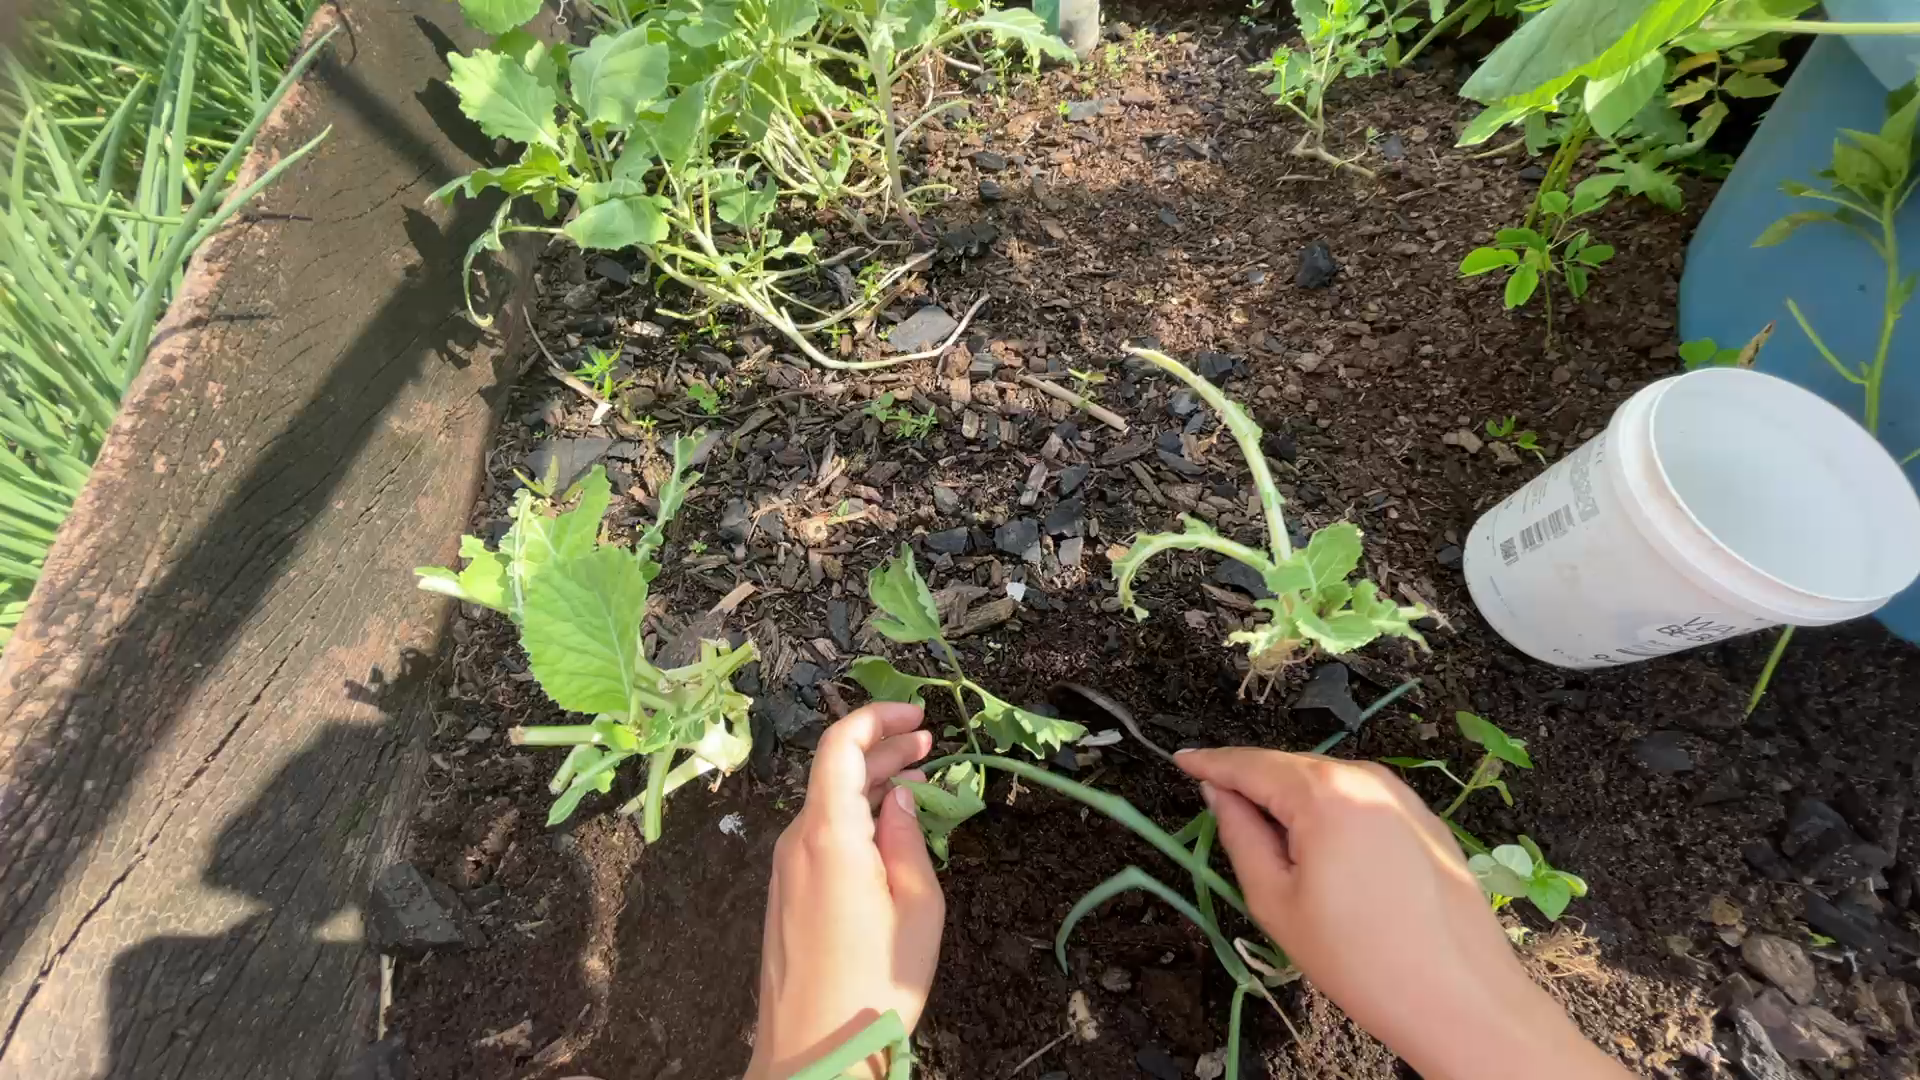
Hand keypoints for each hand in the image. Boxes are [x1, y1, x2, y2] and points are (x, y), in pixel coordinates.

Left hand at [746, 703, 943, 1079]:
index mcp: (828, 832)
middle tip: (928, 742)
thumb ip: (908, 837)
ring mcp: (787, 866)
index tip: (917, 715)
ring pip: (830, 801)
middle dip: (884, 748)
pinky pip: (823, 833)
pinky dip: (857, 815)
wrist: (813, 1059)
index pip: (840, 745)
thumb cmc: (875, 983)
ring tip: (917, 779)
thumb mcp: (916, 904)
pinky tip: (889, 827)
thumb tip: (900, 796)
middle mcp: (798, 838)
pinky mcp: (788, 891)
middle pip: (836, 769)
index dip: (878, 717)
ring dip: (873, 783)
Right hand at [1175, 749, 1629, 1079]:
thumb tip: (1219, 793)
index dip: (1210, 762)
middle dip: (1250, 783)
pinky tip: (1321, 849)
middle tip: (1220, 809)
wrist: (1470, 1008)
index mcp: (1323, 793)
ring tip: (1271, 840)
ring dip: (1287, 799)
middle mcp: (1363, 777)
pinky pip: (1354, 797)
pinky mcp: (1423, 816)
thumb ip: (1239, 833)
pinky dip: (1324, 809)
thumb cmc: (1360, 960)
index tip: (1181, 758)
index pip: (1249, 765)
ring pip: (1320, 781)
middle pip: (1286, 768)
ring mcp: (1399, 794)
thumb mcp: (1275, 899)